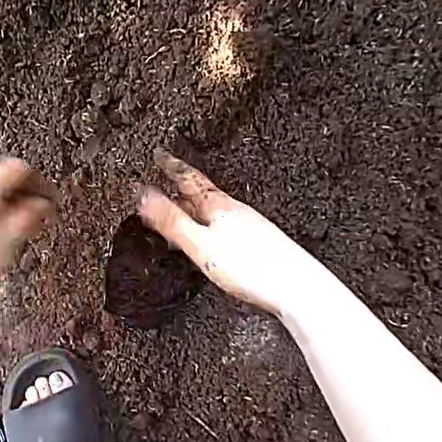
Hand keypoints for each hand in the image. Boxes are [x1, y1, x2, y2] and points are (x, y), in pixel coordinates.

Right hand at [137, 150, 329, 316]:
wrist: (297, 286)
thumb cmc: (252, 267)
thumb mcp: (201, 245)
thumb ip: (172, 221)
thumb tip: (144, 196)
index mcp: (220, 207)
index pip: (190, 179)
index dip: (172, 166)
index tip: (160, 155)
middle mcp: (237, 211)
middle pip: (204, 193)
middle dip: (183, 185)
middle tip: (168, 175)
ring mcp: (251, 225)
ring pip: (217, 209)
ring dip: (198, 205)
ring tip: (185, 207)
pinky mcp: (260, 242)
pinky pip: (228, 224)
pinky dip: (213, 223)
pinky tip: (216, 237)